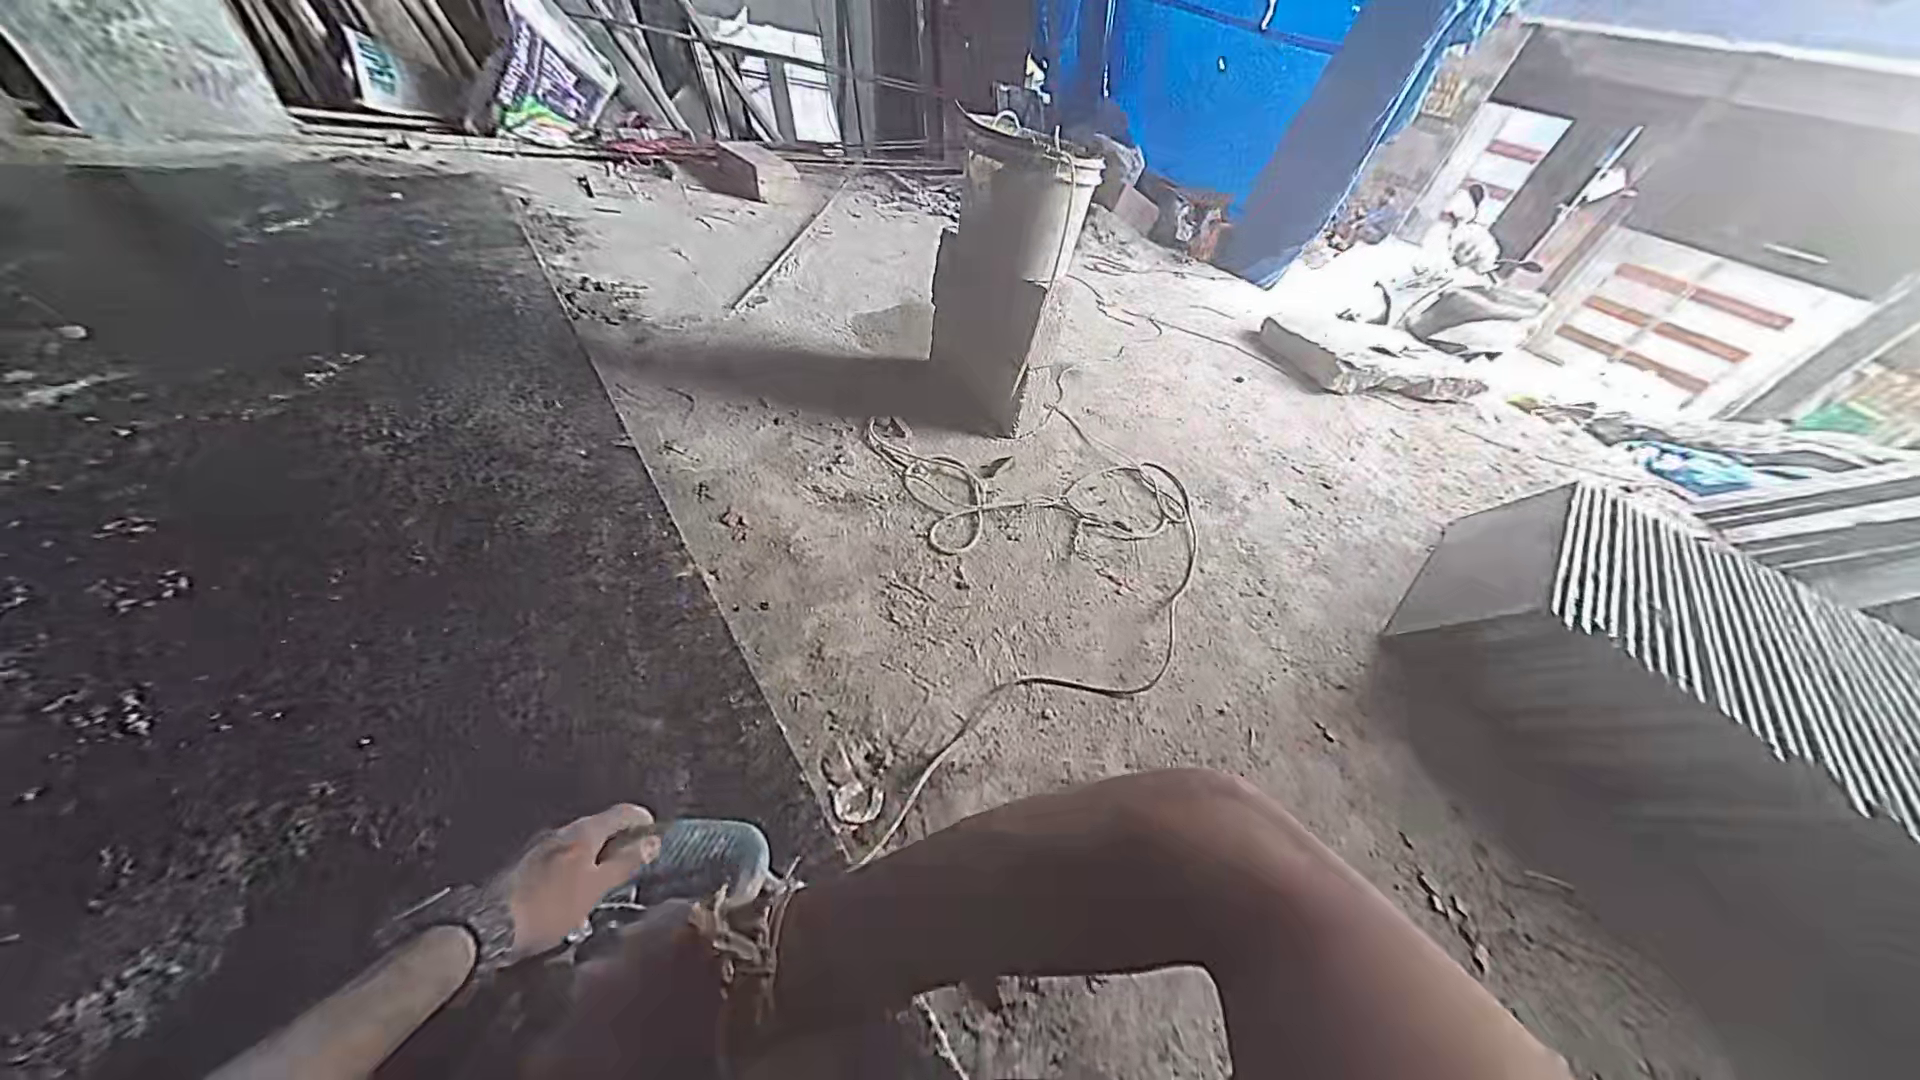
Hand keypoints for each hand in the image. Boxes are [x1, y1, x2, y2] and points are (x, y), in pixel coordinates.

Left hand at [491, 804, 661, 961]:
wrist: (486, 929)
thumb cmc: (549, 907)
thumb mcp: (596, 888)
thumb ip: (626, 863)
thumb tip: (652, 842)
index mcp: (584, 832)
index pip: (623, 812)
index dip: (642, 819)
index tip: (653, 832)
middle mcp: (563, 832)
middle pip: (600, 827)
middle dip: (618, 841)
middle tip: (630, 861)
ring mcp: (541, 847)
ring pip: (579, 844)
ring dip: (595, 856)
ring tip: (602, 881)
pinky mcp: (524, 866)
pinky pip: (561, 858)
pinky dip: (575, 867)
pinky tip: (572, 892)